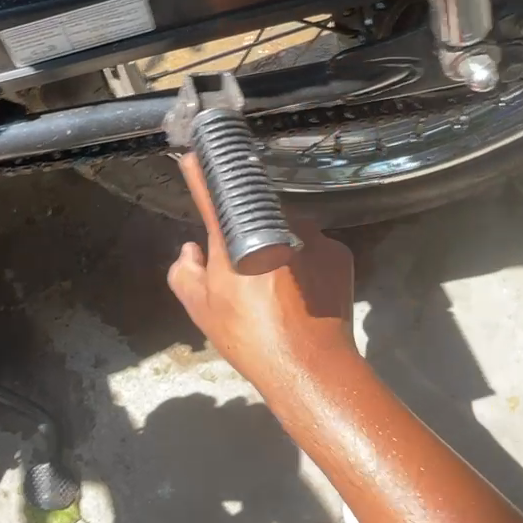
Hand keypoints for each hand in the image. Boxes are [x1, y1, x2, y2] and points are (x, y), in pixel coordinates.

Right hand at [165, 154, 357, 393]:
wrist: (310, 366)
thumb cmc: (248, 337)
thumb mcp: (200, 310)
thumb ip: (184, 272)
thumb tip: (192, 250)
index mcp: (236, 238)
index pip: (214, 194)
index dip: (201, 174)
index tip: (195, 156)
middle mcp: (275, 225)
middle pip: (255, 217)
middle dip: (247, 234)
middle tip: (247, 274)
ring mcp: (311, 235)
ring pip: (286, 231)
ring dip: (279, 247)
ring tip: (281, 289)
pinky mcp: (338, 251)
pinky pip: (313, 247)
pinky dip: (305, 262)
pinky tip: (304, 292)